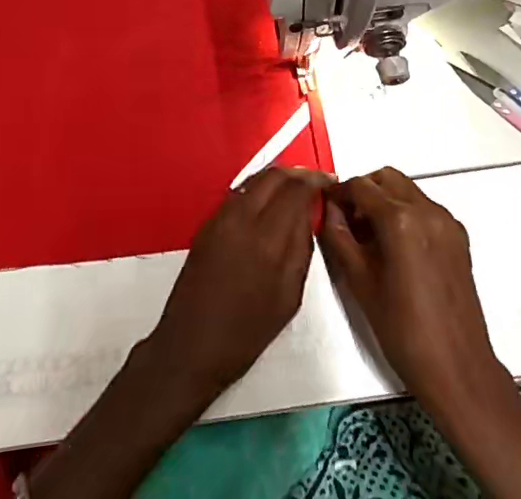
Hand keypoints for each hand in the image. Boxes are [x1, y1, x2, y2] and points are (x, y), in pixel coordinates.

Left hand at [145, 166, 333, 395]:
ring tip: (295, 190)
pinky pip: (238, 194)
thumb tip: (308, 214)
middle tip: (315, 182)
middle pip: (274, 175)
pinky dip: (258, 190)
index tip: (330, 182)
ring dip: (277, 178)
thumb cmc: (247, 332)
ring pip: (254, 180)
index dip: (317, 180)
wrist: (190, 348)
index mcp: (267, 239)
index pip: (296, 189)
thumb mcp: (289, 296)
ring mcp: (219, 219)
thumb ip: (302, 247)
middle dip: (298, 173)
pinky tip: (268, 205)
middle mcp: (241, 219)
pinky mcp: (205, 225)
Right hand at [317, 168, 499, 401]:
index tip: (327, 205)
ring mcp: (447, 222)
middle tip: (346, 218)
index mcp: (401, 220)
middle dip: (364, 190)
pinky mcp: (458, 236)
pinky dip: (406, 213)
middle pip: (388, 179)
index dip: (339, 193)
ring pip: (408, 191)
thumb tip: (329, 212)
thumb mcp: (359, 283)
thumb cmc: (402, 330)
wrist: (455, 364)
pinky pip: (426, 209)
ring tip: (368, 236)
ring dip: (386, 200)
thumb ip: (339, 239)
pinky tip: (394, 247)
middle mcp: (428, 211)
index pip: (361, 186)